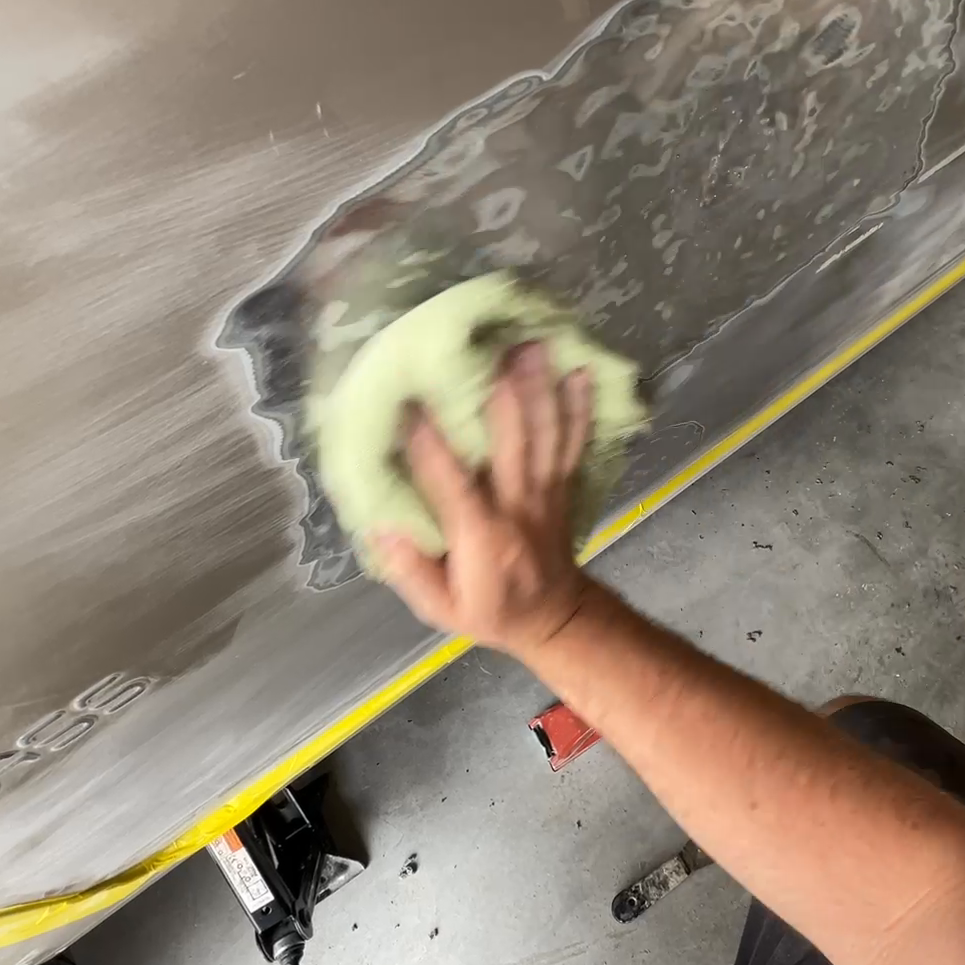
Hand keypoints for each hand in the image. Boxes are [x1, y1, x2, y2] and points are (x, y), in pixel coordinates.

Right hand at [375, 341, 595, 655]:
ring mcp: (546, 493)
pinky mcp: (563, 487)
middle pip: (515, 445)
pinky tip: (581, 375)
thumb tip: (382, 527)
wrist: (556, 618)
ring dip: (543, 390)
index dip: (431, 447)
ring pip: (547, 436)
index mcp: (482, 536)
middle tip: (501, 350)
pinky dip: (579, 410)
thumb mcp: (441, 610)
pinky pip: (573, 444)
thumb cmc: (492, 612)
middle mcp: (518, 506)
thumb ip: (411, 572)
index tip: (411, 405)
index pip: (453, 485)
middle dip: (508, 396)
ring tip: (537, 347)